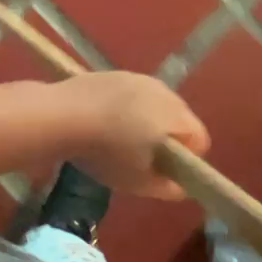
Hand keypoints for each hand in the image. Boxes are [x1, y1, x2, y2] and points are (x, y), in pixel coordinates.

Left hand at [58, 72, 209, 200]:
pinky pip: (133, 93)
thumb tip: (179, 186)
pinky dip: (127, 106)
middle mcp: (161, 90)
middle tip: (144, 156)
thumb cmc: (105, 152)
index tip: (166, 171)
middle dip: (169, 137)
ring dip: (148, 119)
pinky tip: (106, 120)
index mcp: (175, 115)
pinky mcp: (112, 72)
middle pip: (180, 116)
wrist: (60, 115)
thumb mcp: (140, 183)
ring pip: (156, 103)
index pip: (200, 138)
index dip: (189, 160)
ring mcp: (135, 77)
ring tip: (123, 137)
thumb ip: (168, 188)